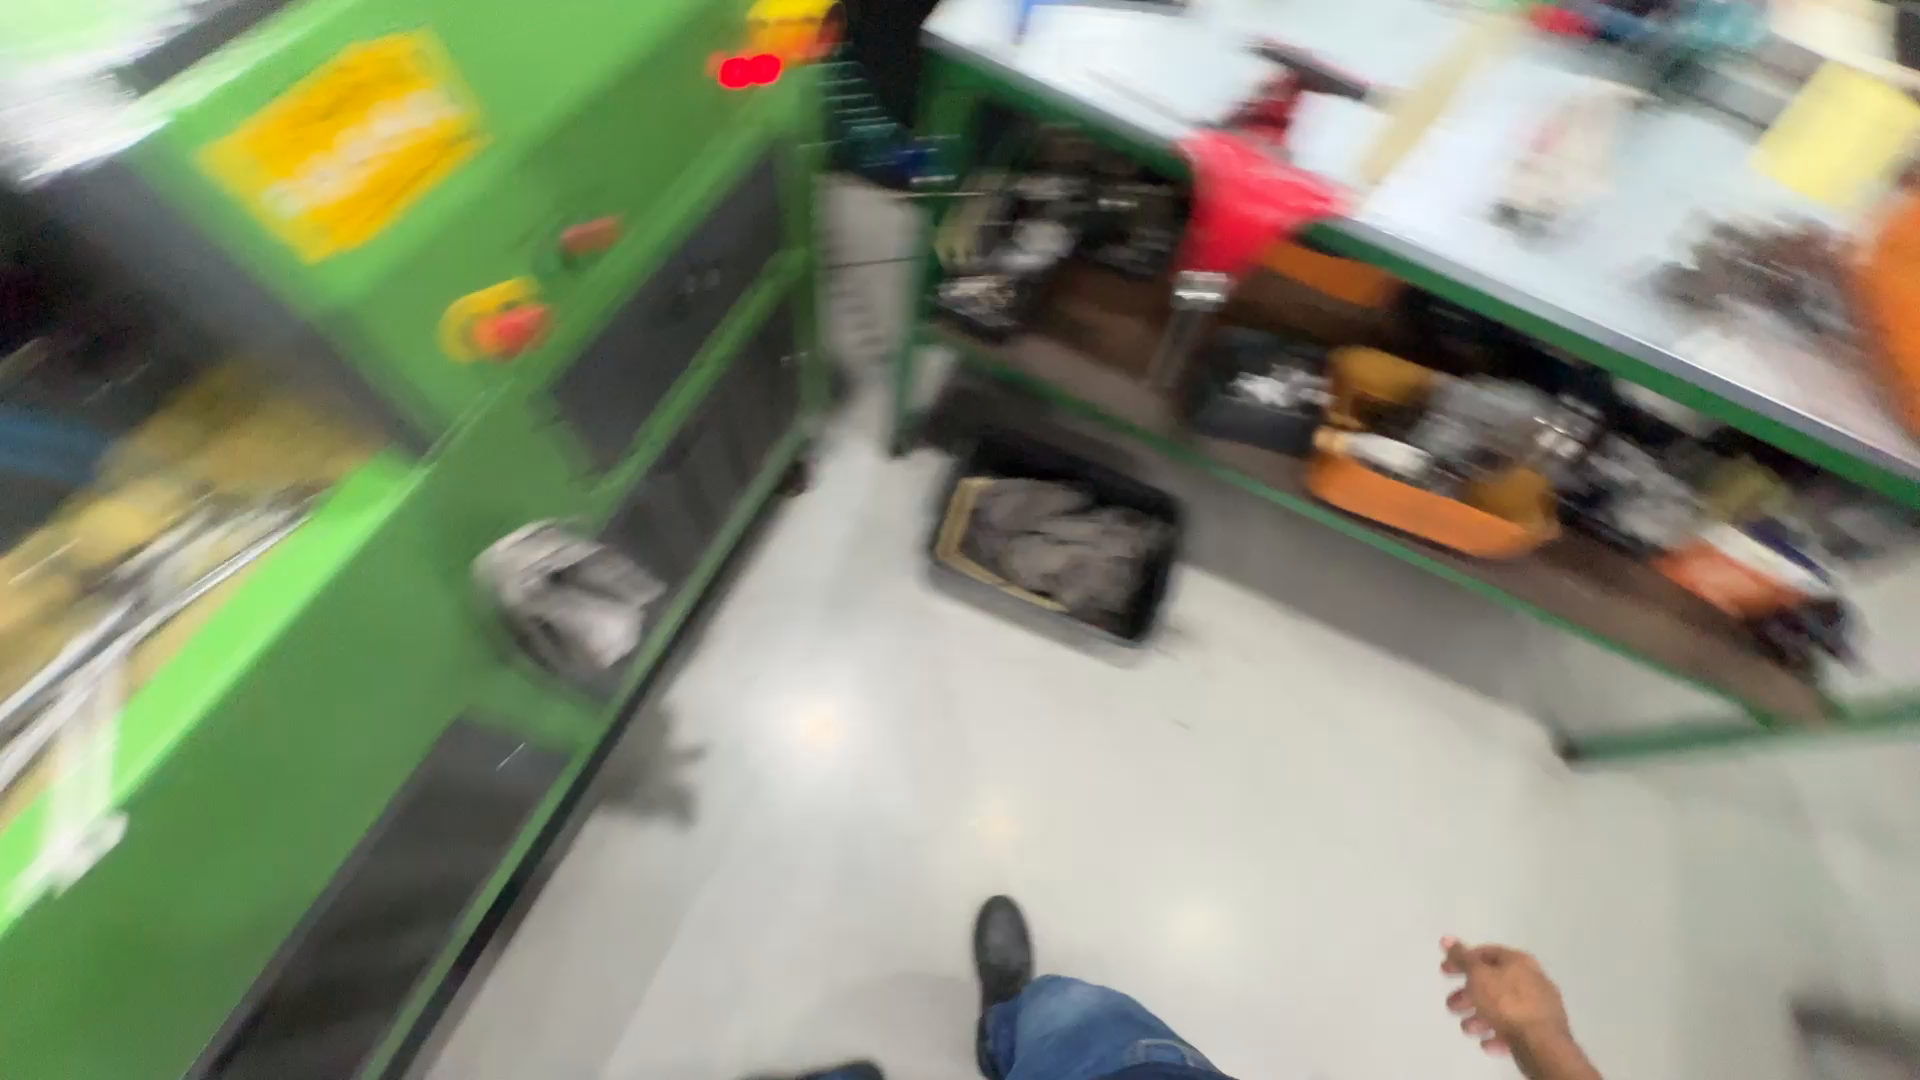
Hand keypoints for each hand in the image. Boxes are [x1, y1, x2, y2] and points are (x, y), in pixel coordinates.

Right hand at [1439, 937, 1575, 1065]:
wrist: (1543, 1045)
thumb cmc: (1507, 1002)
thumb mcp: (1477, 974)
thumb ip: (1461, 956)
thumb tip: (1446, 937)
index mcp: (1519, 962)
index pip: (1484, 953)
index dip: (1461, 960)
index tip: (1445, 972)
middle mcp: (1532, 980)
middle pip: (1492, 983)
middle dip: (1468, 995)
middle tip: (1452, 1005)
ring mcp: (1540, 1007)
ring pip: (1502, 1008)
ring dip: (1480, 1016)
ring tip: (1467, 1028)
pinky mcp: (1543, 1032)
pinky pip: (1515, 1027)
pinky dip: (1498, 1033)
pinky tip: (1486, 1042)